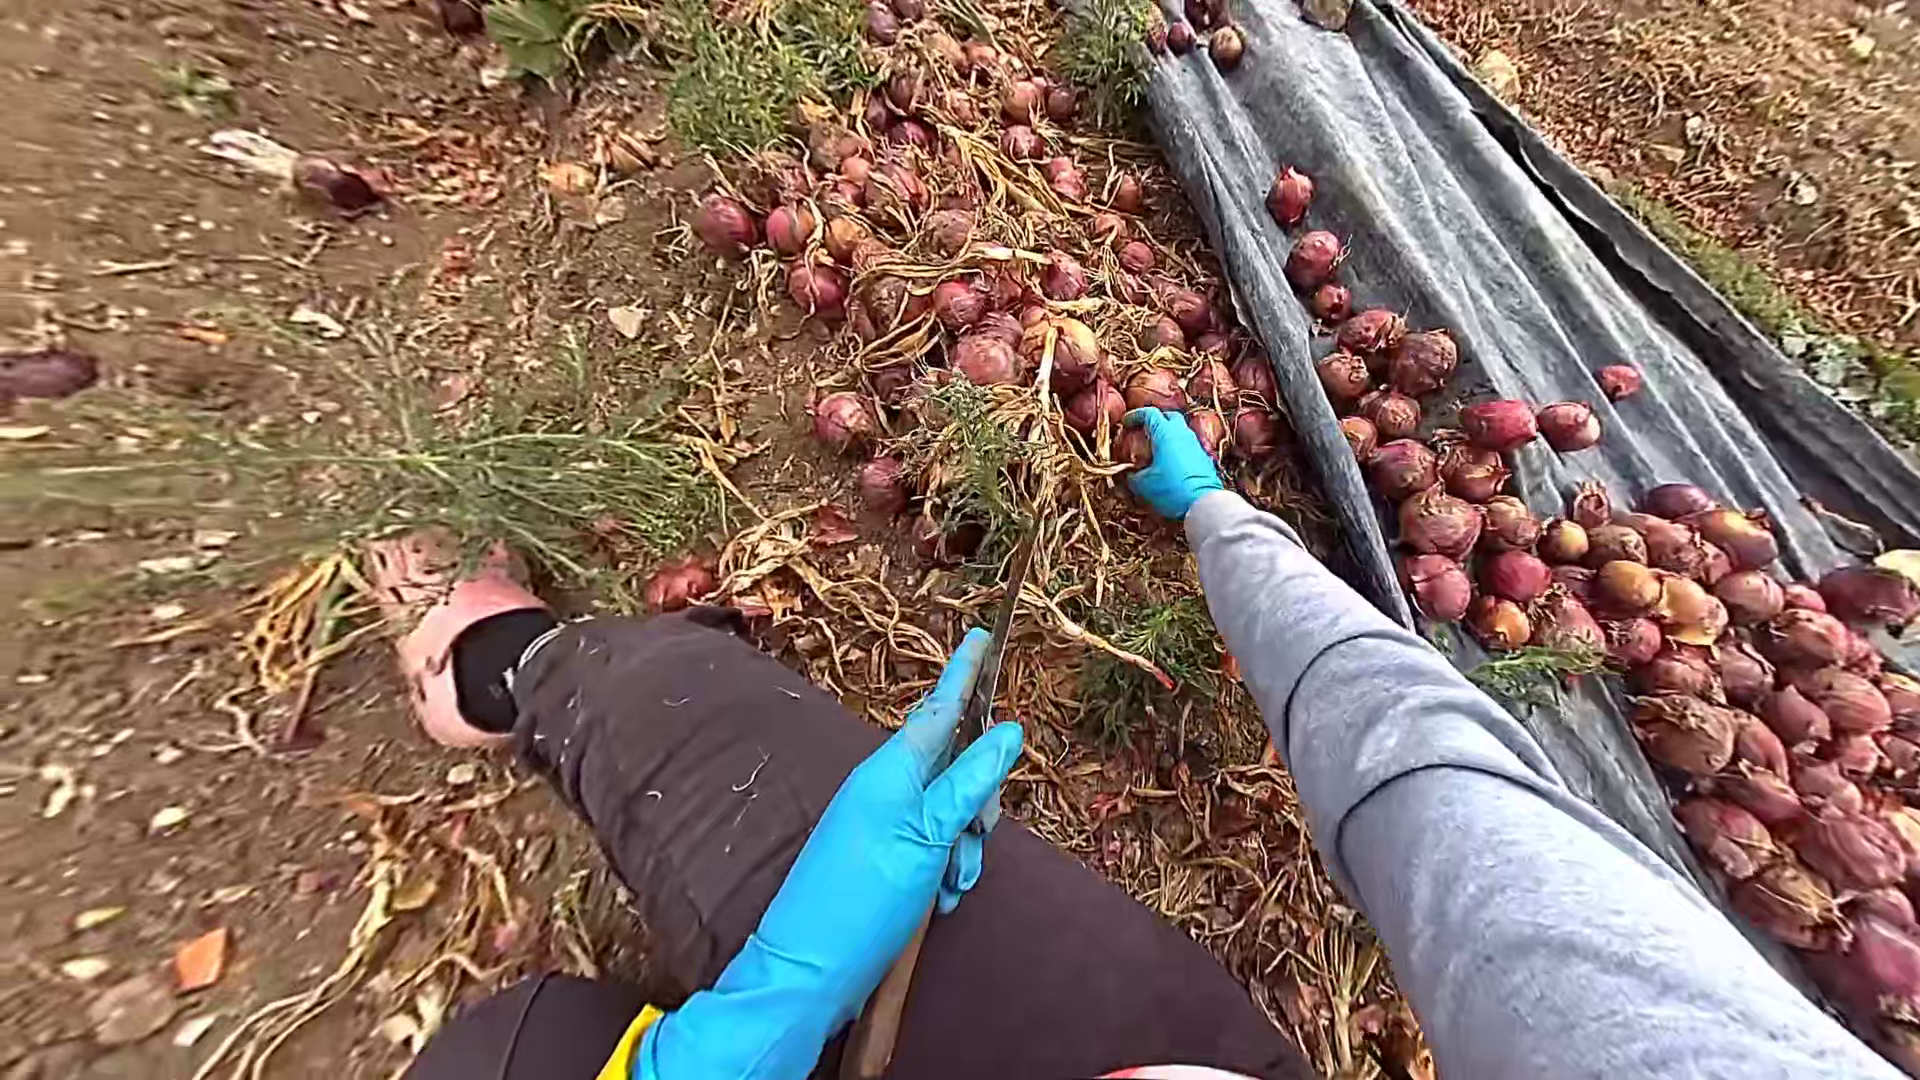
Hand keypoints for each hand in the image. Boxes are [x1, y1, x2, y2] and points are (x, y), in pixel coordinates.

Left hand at [640, 628, 1023, 1079]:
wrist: (805, 971)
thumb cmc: (866, 897)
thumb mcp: (929, 835)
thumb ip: (970, 781)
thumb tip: (1009, 730)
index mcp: (895, 765)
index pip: (941, 705)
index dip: (965, 671)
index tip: (981, 636)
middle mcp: (891, 780)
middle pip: (956, 760)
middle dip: (979, 796)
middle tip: (980, 833)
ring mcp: (886, 813)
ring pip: (951, 804)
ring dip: (964, 840)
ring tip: (952, 880)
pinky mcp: (887, 845)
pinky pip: (934, 835)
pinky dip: (946, 861)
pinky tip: (941, 894)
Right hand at [1124, 406, 1224, 519]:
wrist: (1203, 503)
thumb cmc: (1172, 489)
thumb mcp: (1144, 484)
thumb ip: (1132, 476)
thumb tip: (1129, 475)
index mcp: (1166, 434)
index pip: (1149, 414)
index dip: (1135, 416)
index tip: (1126, 423)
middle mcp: (1182, 434)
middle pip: (1168, 417)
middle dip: (1155, 420)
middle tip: (1142, 430)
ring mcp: (1195, 445)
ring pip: (1180, 430)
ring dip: (1166, 434)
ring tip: (1154, 447)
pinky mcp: (1203, 457)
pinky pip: (1187, 445)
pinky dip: (1175, 447)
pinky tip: (1168, 461)